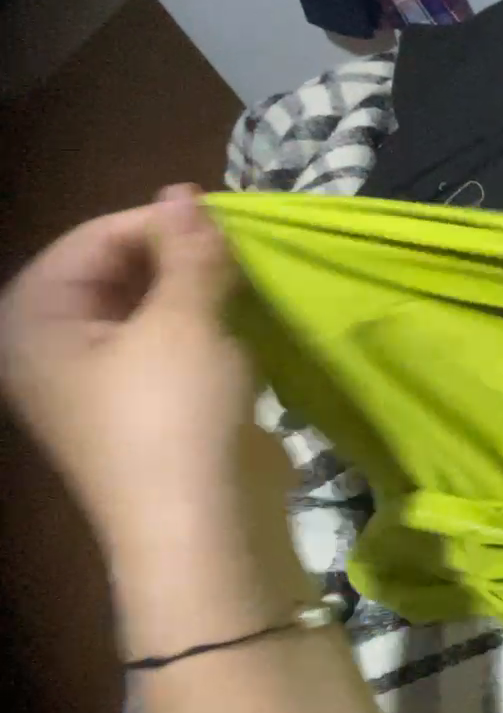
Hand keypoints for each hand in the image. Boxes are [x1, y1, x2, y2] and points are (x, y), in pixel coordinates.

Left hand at [0, 186, 254, 570]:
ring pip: (150, 309)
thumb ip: (190, 257)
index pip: (92, 242)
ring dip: (202, 290)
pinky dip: (209, 324)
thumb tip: (188, 194)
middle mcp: (55, 344)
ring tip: (256, 282)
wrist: (199, 517)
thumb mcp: (185, 325)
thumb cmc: (174, 414)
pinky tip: (248, 325)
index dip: (159, 222)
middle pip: (116, 273)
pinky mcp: (149, 402)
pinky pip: (172, 342)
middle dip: (181, 255)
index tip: (233, 220)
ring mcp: (101, 378)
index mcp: (36, 321)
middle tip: (249, 250)